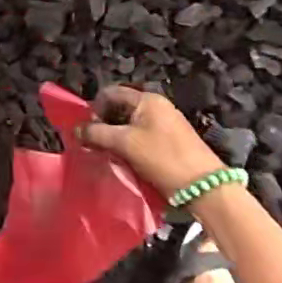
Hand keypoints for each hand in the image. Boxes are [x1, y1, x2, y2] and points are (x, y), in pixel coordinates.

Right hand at [82, 86, 224, 196]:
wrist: (206, 189)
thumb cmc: (163, 158)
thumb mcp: (124, 143)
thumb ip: (95, 133)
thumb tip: (75, 130)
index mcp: (148, 100)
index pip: (110, 93)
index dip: (94, 107)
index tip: (87, 128)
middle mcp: (157, 107)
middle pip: (119, 108)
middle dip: (103, 123)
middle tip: (93, 142)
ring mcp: (166, 124)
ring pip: (129, 124)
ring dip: (115, 137)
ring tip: (107, 152)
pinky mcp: (170, 141)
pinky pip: (140, 137)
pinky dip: (128, 145)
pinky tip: (124, 159)